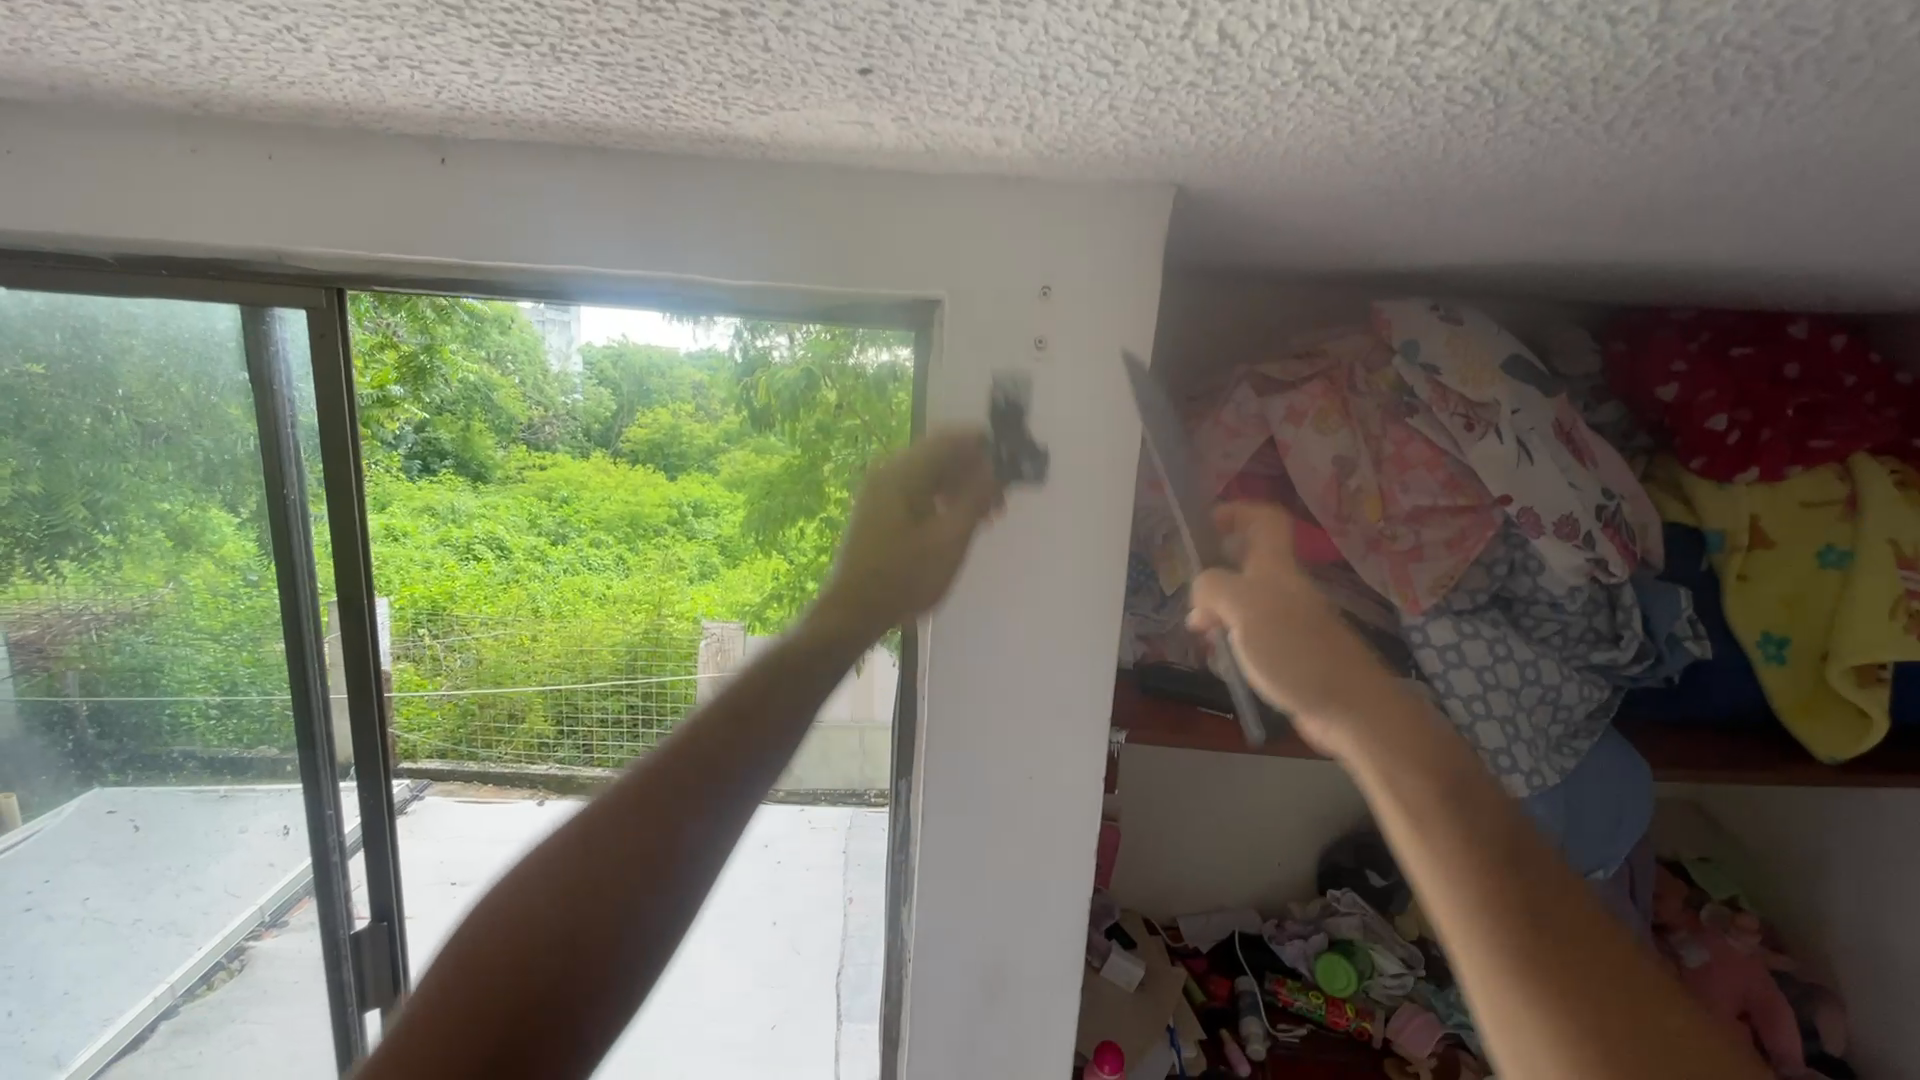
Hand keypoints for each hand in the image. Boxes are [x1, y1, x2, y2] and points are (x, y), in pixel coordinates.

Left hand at [812, 428, 1003, 641]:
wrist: (854, 610)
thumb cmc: (905, 577)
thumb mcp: (950, 539)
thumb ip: (976, 497)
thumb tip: (998, 468)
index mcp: (903, 472)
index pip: (951, 439)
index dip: (984, 446)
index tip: (1011, 466)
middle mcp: (889, 471)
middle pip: (941, 455)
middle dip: (975, 472)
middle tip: (1001, 503)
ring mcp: (880, 490)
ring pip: (930, 474)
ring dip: (960, 488)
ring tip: (987, 518)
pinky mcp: (879, 508)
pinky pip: (917, 490)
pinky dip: (941, 499)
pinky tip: (958, 523)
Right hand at [1186, 502, 1403, 758]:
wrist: (1349, 707)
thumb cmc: (1295, 650)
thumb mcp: (1245, 607)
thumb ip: (1213, 588)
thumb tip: (1201, 597)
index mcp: (1277, 569)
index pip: (1265, 519)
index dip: (1238, 510)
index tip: (1207, 524)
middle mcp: (1286, 589)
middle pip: (1248, 564)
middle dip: (1215, 575)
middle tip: (1193, 598)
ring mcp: (1291, 622)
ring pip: (1245, 604)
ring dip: (1219, 613)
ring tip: (1201, 635)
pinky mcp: (1291, 654)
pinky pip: (1253, 637)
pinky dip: (1232, 643)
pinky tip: (1223, 662)